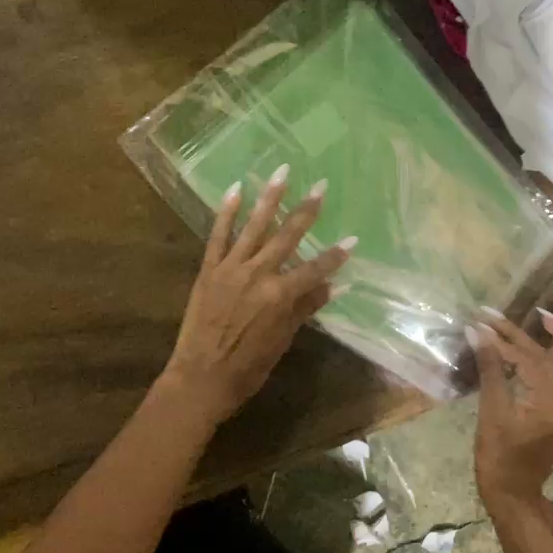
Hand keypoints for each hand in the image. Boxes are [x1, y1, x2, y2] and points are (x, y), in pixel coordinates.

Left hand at [158, 165, 354, 427]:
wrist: (199, 379)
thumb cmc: (247, 368)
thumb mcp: (283, 340)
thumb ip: (305, 308)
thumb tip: (333, 286)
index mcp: (280, 295)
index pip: (315, 269)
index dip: (336, 256)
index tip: (353, 240)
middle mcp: (258, 274)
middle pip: (288, 236)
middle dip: (307, 210)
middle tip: (320, 185)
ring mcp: (231, 268)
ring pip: (254, 226)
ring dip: (270, 198)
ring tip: (281, 172)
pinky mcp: (209, 269)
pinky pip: (218, 235)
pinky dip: (226, 212)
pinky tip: (235, 190)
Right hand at [470, 309, 552, 521]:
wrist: (514, 496)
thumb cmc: (499, 457)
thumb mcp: (492, 411)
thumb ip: (490, 368)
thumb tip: (478, 332)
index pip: (528, 357)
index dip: (502, 339)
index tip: (478, 324)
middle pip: (551, 355)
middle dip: (524, 333)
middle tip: (499, 316)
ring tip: (543, 321)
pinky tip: (550, 353)